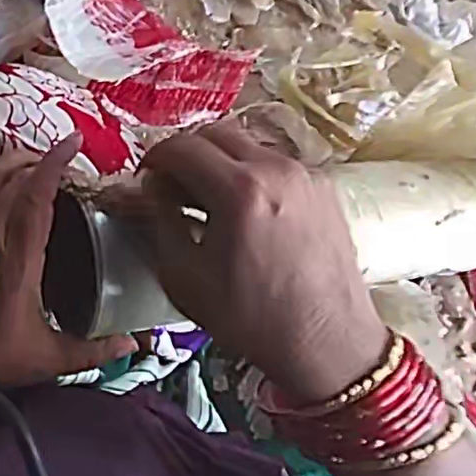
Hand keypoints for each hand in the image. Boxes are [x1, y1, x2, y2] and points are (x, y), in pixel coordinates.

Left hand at [0, 136, 136, 386]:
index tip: (74, 143)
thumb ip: (92, 351)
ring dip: (11, 162)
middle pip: (15, 178)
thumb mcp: (46, 358)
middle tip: (67, 166)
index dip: (55, 163)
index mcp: (19, 257)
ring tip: (34, 162)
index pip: (37, 195)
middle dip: (43, 160)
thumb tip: (132, 342)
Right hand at [122, 120, 386, 403]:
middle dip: (185, 152)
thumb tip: (151, 191)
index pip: (182, 147)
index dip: (154, 158)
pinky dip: (251, 172)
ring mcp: (305, 174)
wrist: (328, 342)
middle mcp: (276, 168)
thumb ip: (160, 222)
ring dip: (219, 160)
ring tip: (209, 198)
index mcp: (239, 190)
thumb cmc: (253, 318)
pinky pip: (275, 163)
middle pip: (215, 133)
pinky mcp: (324, 186)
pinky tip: (246, 209)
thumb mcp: (185, 278)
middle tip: (172, 184)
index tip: (147, 178)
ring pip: (248, 144)